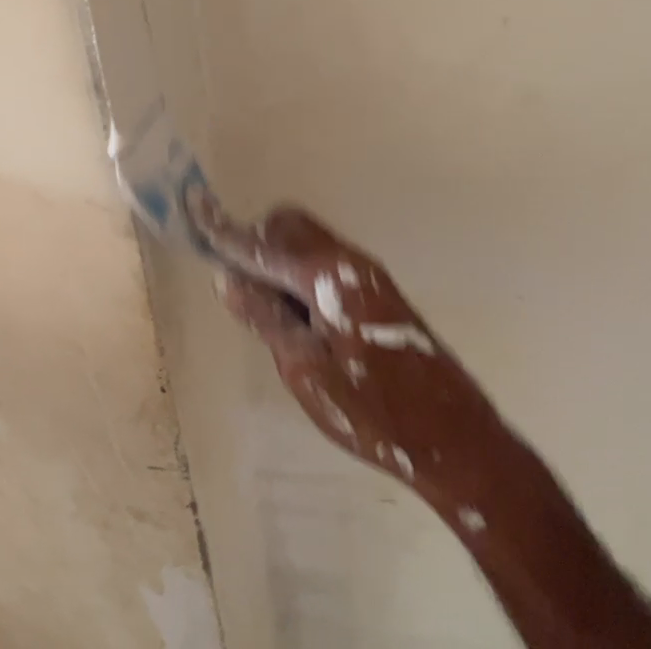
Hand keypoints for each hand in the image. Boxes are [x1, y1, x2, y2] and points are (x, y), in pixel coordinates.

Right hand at [188, 188, 504, 500]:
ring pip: (306, 244)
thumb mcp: (303, 369)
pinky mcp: (376, 295)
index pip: (262, 243)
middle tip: (241, 290)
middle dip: (255, 243)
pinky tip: (298, 322)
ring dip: (277, 262)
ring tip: (269, 315)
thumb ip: (265, 317)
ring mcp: (367, 277)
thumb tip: (226, 277)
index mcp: (328, 278)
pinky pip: (322, 265)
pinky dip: (298, 276)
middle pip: (287, 226)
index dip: (224, 231)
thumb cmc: (373, 412)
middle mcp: (349, 263)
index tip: (193, 209)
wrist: (457, 441)